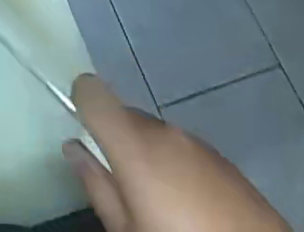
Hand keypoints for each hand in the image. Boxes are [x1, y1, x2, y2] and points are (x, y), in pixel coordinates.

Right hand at [67, 75, 289, 231]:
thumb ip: (98, 187)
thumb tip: (75, 149)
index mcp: (133, 145)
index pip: (92, 91)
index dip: (81, 101)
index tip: (83, 129)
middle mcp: (165, 132)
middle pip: (126, 116)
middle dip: (118, 141)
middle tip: (124, 187)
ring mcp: (200, 146)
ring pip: (158, 135)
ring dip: (151, 157)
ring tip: (164, 206)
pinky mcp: (228, 165)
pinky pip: (187, 153)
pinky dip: (180, 170)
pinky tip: (195, 213)